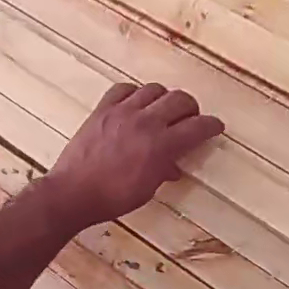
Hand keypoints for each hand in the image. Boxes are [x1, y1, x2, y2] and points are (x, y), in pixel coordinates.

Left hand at [42, 83, 225, 226]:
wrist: (73, 193)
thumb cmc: (112, 199)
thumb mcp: (146, 190)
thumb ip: (163, 171)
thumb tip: (173, 166)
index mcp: (161, 145)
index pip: (197, 127)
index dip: (211, 126)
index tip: (215, 127)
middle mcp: (146, 122)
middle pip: (180, 100)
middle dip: (191, 109)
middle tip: (189, 118)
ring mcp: (122, 112)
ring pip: (153, 90)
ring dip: (163, 98)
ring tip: (161, 110)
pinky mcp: (102, 110)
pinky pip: (123, 89)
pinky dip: (133, 94)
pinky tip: (134, 104)